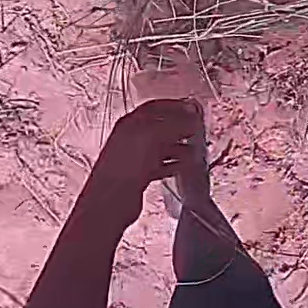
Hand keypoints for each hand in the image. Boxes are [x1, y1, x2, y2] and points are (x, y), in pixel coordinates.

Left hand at [88, 98, 202, 197]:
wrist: (111, 200)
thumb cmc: (123, 166)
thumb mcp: (154, 137)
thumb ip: (174, 125)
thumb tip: (190, 118)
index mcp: (130, 124)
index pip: (156, 107)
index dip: (175, 106)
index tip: (191, 109)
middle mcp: (130, 139)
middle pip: (160, 127)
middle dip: (180, 127)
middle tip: (196, 128)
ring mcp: (134, 158)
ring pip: (161, 147)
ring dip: (179, 146)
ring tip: (195, 148)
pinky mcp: (138, 177)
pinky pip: (160, 165)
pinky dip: (174, 163)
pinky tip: (183, 165)